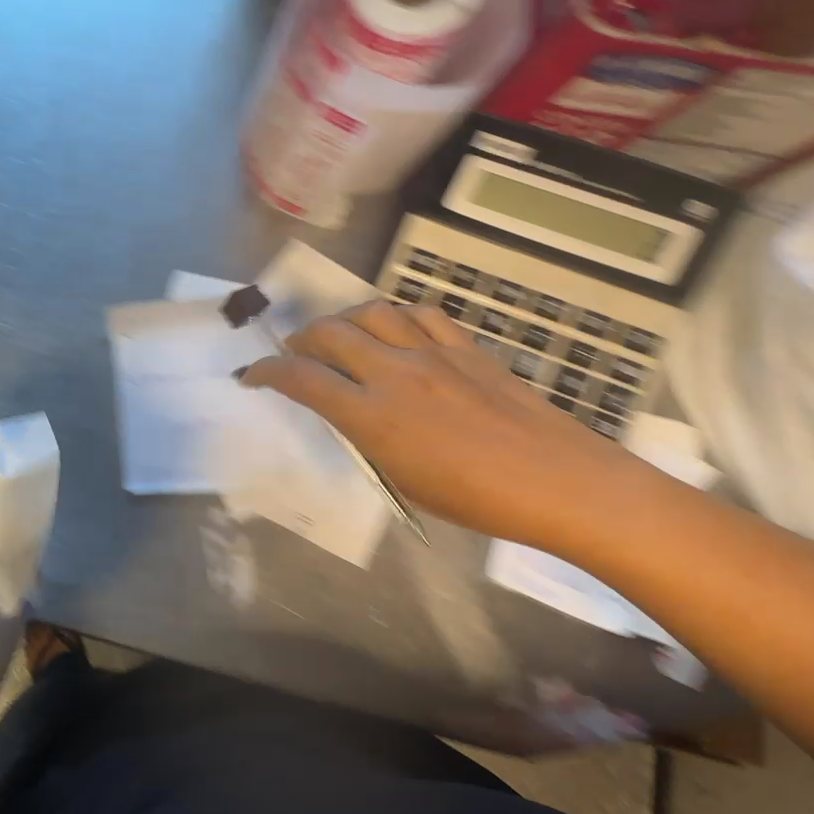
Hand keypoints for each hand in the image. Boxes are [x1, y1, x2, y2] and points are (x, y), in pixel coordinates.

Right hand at [239, 301, 647, 547]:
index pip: (300, 379)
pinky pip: (421, 315)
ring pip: (373, 313)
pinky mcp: (467, 349)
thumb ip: (367, 438)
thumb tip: (351, 415)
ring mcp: (433, 355)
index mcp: (371, 415)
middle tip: (295, 354)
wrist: (562, 483)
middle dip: (301, 340)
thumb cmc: (476, 500)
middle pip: (329, 333)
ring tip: (340, 334)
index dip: (266, 372)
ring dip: (345, 320)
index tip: (251, 376)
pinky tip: (395, 329)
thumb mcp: (401, 480)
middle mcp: (394, 373)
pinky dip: (395, 316)